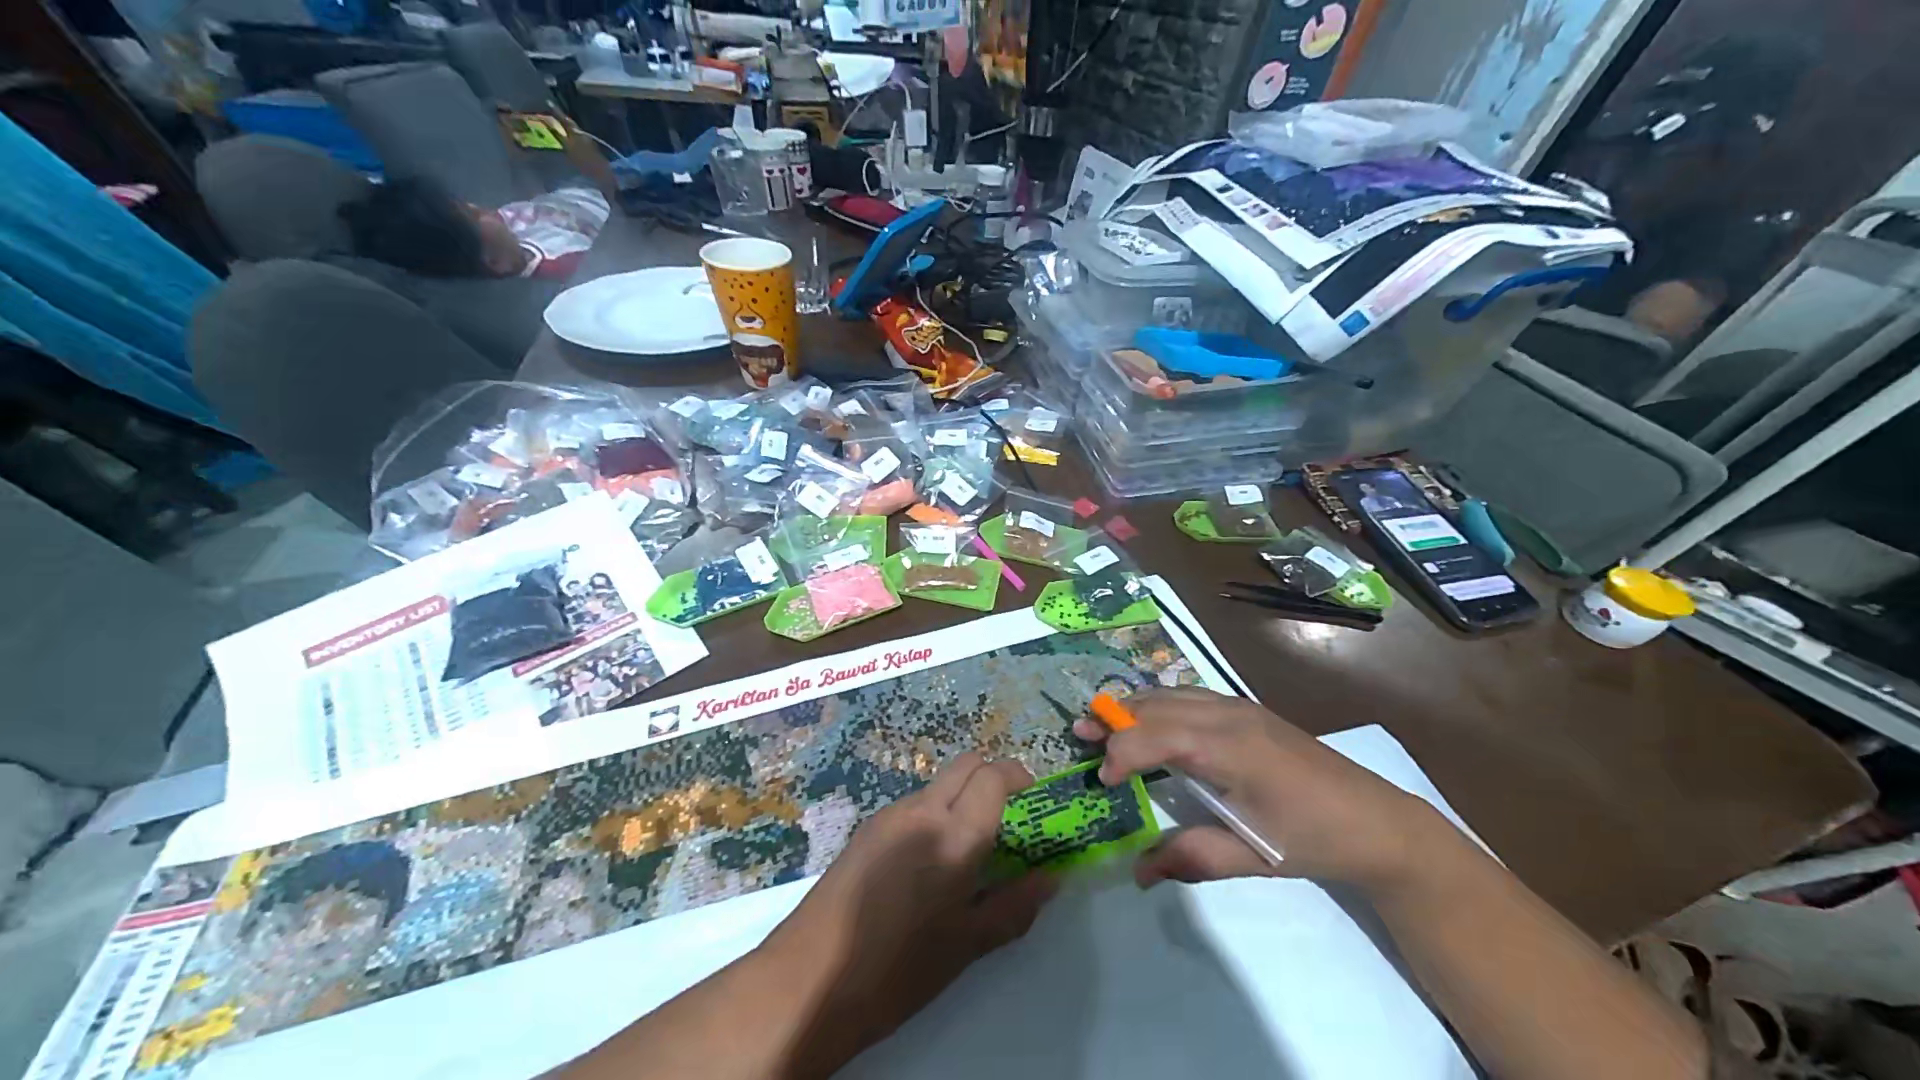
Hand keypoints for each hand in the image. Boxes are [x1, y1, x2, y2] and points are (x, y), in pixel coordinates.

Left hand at [756, 753, 1056, 1073]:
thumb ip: (1015, 907)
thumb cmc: (898, 969)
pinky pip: (913, 803)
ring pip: (939, 782)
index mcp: (954, 834)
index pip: (996, 775)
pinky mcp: (867, 827)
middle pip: (968, 764)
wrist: (808, 981)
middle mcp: (922, 810)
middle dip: (994, 779)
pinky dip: (934, 813)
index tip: (1035, 807)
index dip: (1022, 781)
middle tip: (1007, 822)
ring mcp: (889, 814)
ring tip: (967, 850)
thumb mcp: (967, 946)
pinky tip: (926, 863)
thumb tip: (1050, 878)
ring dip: (962, 797)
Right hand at [1074, 688, 1440, 893]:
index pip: (1157, 735)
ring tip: (1100, 723)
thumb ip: (1192, 857)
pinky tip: (1148, 721)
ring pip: (1171, 693)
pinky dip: (1158, 704)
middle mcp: (1229, 715)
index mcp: (1230, 748)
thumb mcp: (1253, 857)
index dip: (1122, 754)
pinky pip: (1189, 695)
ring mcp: (1239, 707)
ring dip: (1133, 707)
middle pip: (1156, 705)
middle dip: (1114, 719)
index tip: (1103, 783)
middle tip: (1079, 737)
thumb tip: (1136, 870)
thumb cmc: (1314, 840)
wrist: (1378, 822)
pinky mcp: (1246, 710)